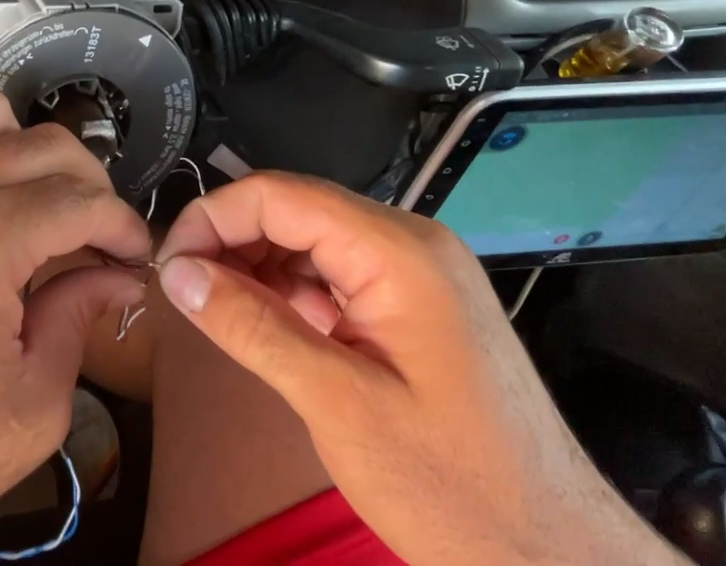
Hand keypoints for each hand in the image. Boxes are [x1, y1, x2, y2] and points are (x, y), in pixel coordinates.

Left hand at [0, 88, 149, 563]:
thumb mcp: (33, 403)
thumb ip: (80, 316)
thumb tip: (117, 276)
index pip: (83, 200)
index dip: (124, 226)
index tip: (134, 255)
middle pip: (44, 145)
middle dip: (90, 186)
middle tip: (99, 237)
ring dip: (29, 151)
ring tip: (43, 204)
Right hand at [154, 172, 682, 565]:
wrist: (556, 559)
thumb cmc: (451, 486)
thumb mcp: (335, 403)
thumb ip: (250, 326)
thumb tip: (175, 272)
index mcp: (398, 252)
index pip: (280, 195)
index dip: (212, 218)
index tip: (168, 268)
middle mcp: (411, 244)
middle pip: (295, 210)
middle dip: (230, 241)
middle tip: (184, 293)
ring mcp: (418, 274)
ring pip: (310, 240)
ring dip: (256, 266)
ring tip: (218, 312)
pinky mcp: (415, 306)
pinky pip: (335, 274)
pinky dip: (289, 291)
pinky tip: (268, 327)